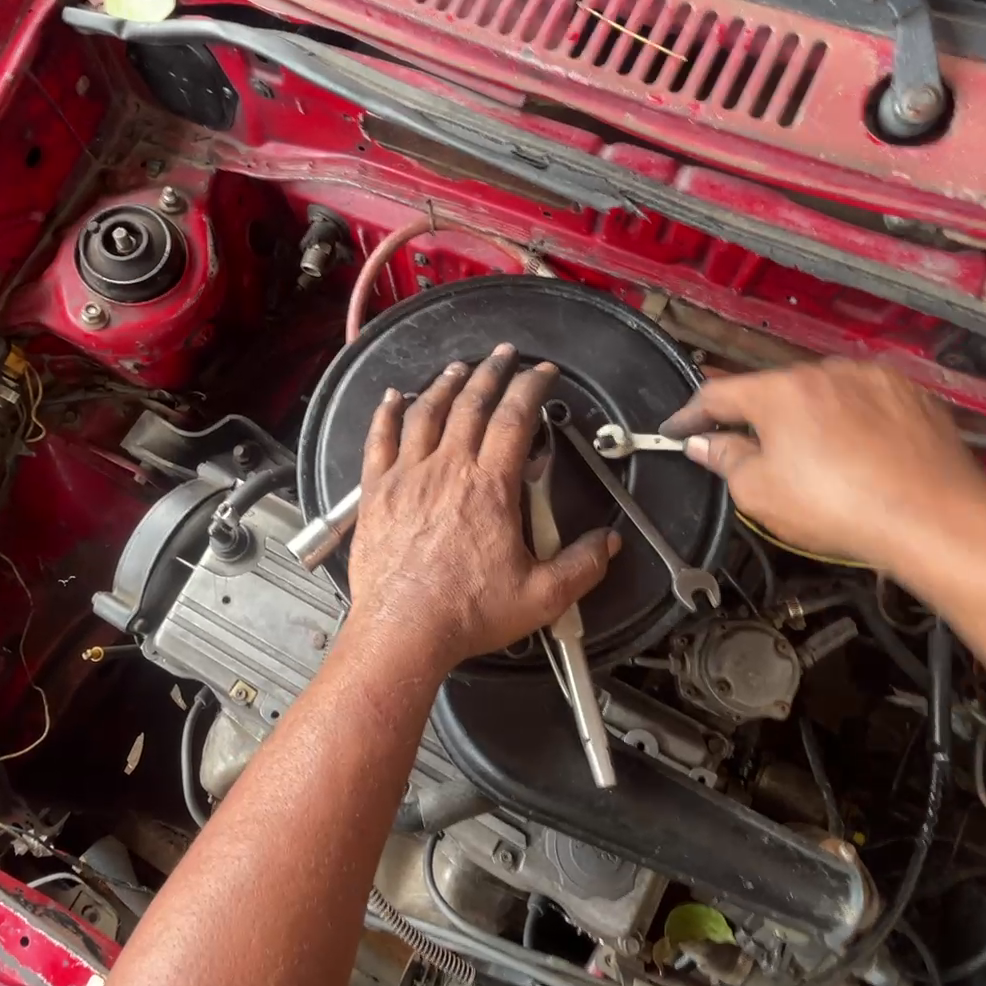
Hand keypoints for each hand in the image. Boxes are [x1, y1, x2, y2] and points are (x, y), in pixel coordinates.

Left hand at [346, 345, 620, 674]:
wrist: (403, 630)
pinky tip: (394, 397)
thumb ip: (581, 566)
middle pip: (471, 404)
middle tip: (504, 355)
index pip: (514, 418)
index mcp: (489, 487)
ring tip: (459, 368)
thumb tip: (608, 542)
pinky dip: (387, 413)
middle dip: (491, 373)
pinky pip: (380, 440)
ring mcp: (407, 477)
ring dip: (445, 384)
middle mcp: (447, 469)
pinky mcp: (377, 492)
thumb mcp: (541, 597)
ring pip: (426, 413)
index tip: (541, 372)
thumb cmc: (467, 613)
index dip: (531, 387)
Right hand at [659, 359, 985, 566]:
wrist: (934, 519)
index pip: (717, 393)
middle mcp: (824, 372)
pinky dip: (845, 419)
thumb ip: (724, 458)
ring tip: (804, 456)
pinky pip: (860, 400)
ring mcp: (872, 379)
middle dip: (752, 417)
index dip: (689, 414)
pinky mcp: (910, 394)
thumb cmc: (837, 507)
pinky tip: (850, 452)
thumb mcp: (758, 492)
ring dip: (801, 417)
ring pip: (818, 393)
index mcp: (779, 391)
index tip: (676, 429)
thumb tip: (704, 442)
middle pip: (771, 391)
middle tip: (741, 448)